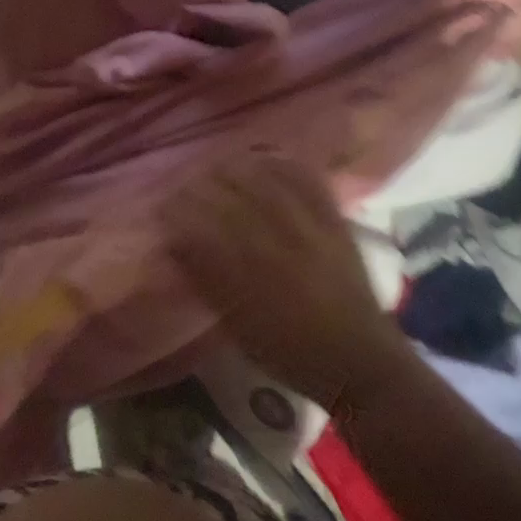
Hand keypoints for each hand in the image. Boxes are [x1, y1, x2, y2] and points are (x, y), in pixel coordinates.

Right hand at [162, 153, 409, 406]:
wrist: (357, 360)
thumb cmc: (289, 351)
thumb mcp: (237, 327)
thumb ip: (207, 283)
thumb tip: (176, 247)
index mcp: (249, 277)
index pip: (202, 230)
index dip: (179, 213)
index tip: (162, 206)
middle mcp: (278, 246)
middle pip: (231, 201)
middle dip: (202, 187)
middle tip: (184, 183)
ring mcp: (310, 230)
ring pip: (267, 185)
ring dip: (237, 170)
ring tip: (219, 166)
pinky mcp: (336, 223)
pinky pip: (309, 184)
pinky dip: (286, 167)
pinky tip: (267, 160)